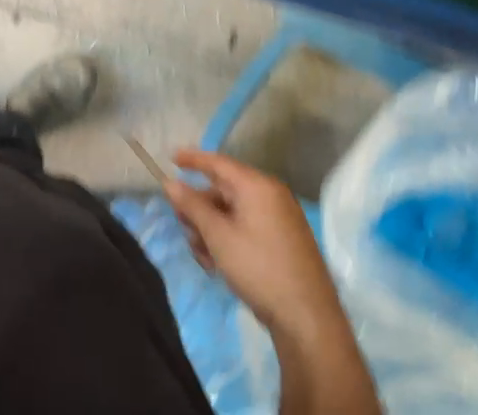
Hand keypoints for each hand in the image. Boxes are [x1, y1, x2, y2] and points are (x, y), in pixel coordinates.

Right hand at [165, 148, 346, 339]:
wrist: (307, 319)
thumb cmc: (258, 268)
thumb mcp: (217, 235)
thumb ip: (191, 205)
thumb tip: (170, 182)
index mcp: (258, 187)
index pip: (218, 162)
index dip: (192, 159)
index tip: (170, 158)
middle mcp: (271, 197)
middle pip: (221, 190)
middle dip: (198, 209)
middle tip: (184, 228)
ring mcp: (279, 220)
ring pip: (230, 213)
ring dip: (209, 230)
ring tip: (204, 257)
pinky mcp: (282, 241)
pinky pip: (245, 228)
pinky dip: (227, 239)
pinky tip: (218, 263)